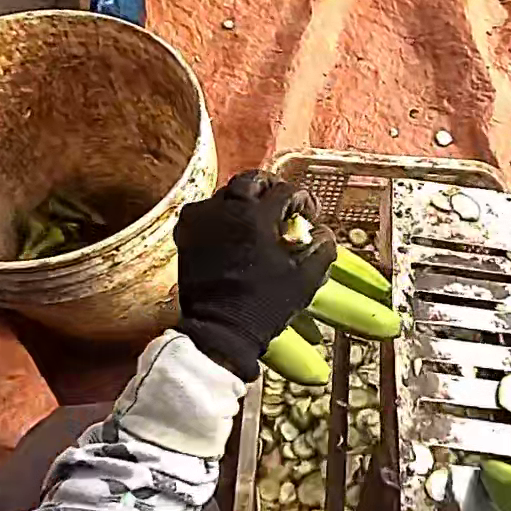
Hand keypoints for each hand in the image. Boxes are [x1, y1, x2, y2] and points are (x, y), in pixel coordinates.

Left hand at [174, 170, 334, 380]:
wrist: (220, 330)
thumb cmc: (264, 304)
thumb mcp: (306, 278)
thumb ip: (322, 248)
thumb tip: (323, 234)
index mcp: (257, 216)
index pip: (286, 191)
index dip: (303, 201)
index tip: (309, 215)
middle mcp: (227, 210)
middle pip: (252, 180)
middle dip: (272, 189)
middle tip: (283, 205)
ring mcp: (203, 220)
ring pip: (227, 192)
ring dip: (246, 200)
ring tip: (258, 219)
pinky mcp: (186, 234)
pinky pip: (205, 210)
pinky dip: (220, 213)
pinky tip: (232, 229)